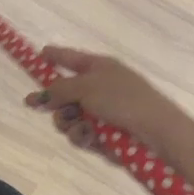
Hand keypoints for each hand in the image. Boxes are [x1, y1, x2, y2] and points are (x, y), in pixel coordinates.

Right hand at [24, 47, 175, 151]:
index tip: (36, 56)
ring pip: (70, 116)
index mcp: (98, 67)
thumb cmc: (123, 100)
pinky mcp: (106, 136)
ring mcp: (103, 113)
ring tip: (80, 126)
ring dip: (68, 122)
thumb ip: (59, 88)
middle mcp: (99, 88)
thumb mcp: (86, 87)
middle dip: (54, 102)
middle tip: (35, 105)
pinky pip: (82, 134)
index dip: (52, 56)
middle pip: (64, 92)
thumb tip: (43, 95)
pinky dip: (82, 136)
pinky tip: (89, 137)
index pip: (70, 57)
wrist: (159, 133)